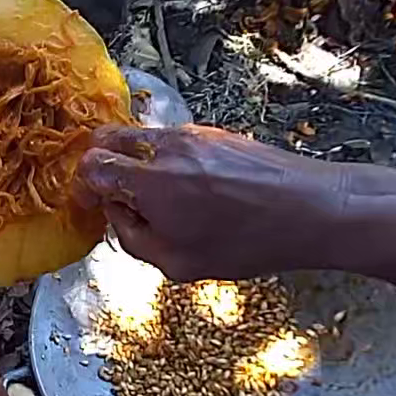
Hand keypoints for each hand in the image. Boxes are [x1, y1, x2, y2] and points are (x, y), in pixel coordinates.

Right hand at [73, 124, 351, 280]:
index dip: (82, 186)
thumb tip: (117, 216)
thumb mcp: (179, 263)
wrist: (314, 209)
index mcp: (151, 182)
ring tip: (154, 195)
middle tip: (109, 192)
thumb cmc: (248, 242)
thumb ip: (133, 239)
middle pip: (107, 137)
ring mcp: (191, 134)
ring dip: (132, 161)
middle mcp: (166, 148)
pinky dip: (160, 158)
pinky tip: (184, 187)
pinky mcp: (213, 132)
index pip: (92, 165)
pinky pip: (169, 139)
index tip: (90, 203)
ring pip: (139, 137)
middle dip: (98, 163)